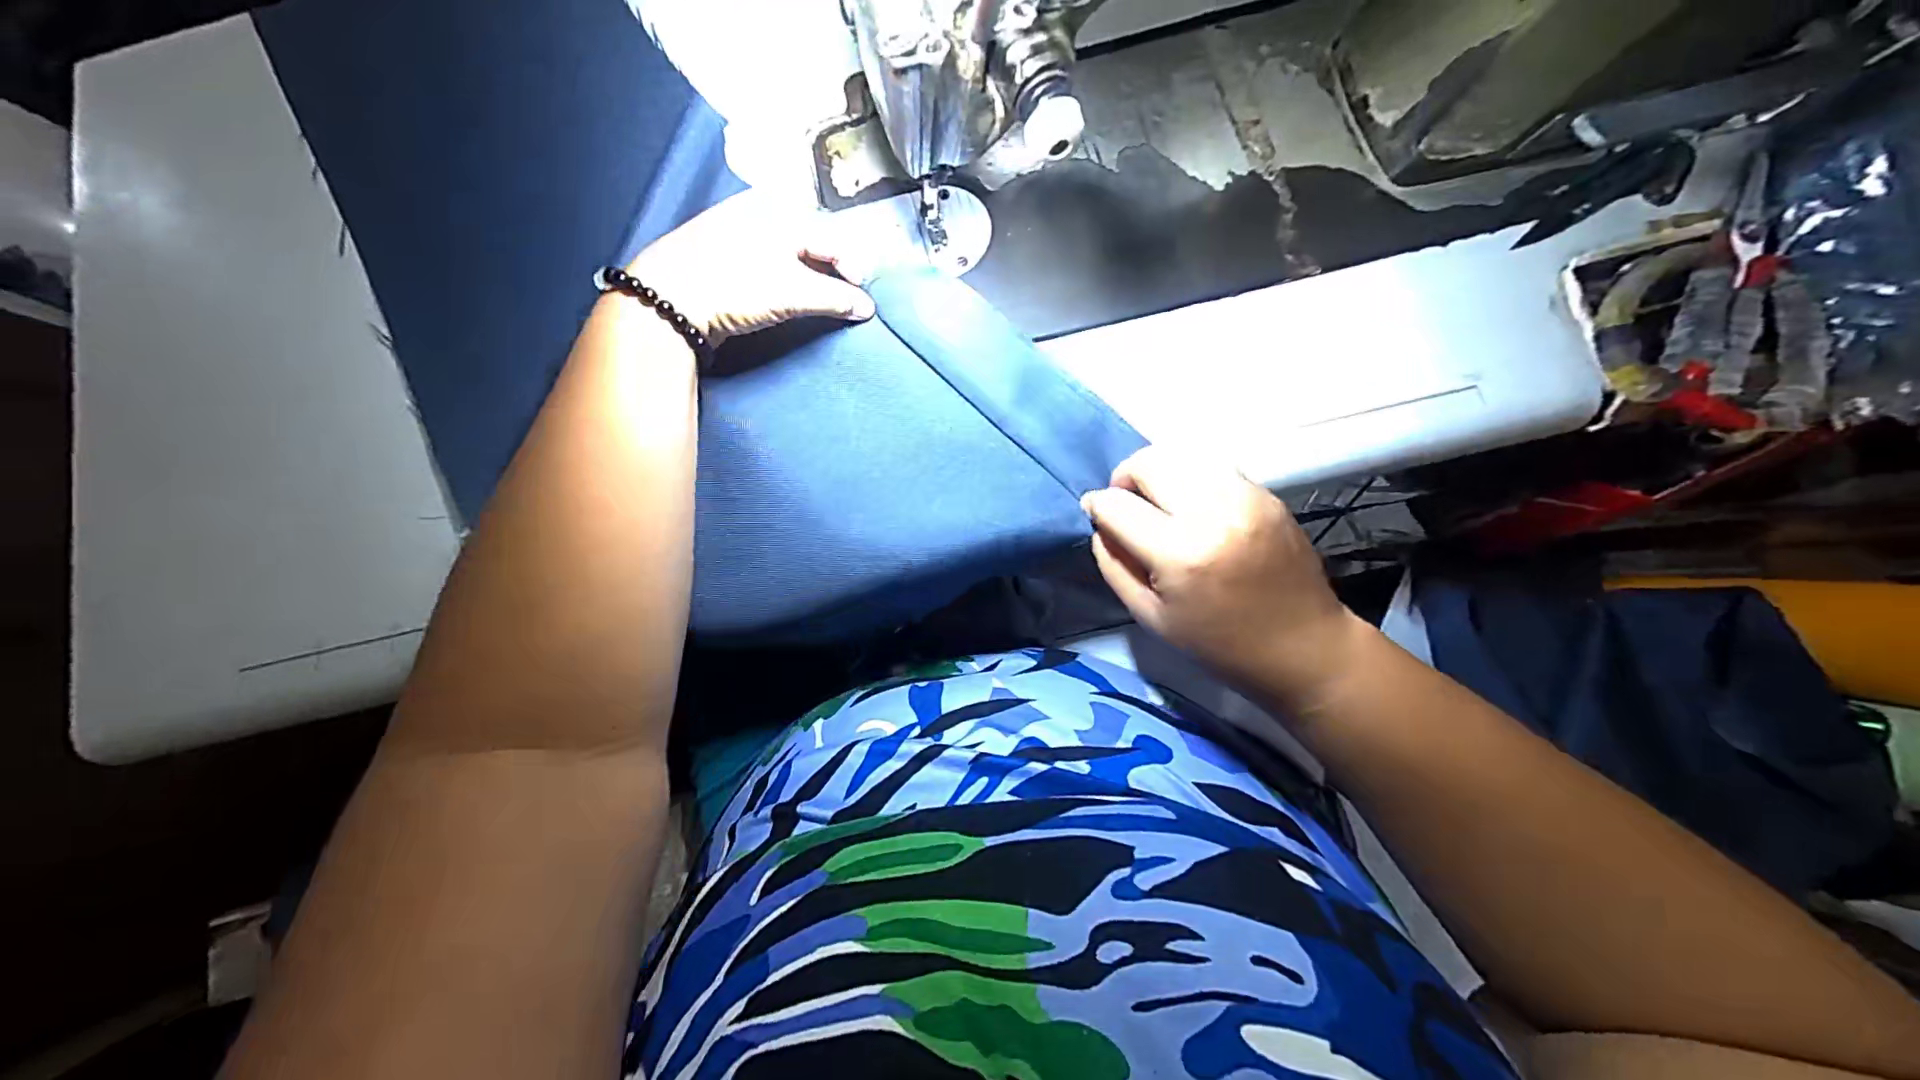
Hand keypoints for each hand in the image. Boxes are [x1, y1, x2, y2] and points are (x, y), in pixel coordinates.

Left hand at [626, 191, 874, 345]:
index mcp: (779, 210)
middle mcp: (758, 214)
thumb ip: (834, 297)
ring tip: (816, 301)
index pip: (831, 238)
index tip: (862, 296)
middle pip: (810, 243)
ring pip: (789, 254)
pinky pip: (767, 265)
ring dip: (808, 278)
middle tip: (843, 299)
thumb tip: (865, 307)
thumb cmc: (732, 285)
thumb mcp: (791, 292)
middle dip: (831, 271)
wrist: (667, 301)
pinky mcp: (720, 258)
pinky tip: (782, 298)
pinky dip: (784, 281)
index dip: (851, 267)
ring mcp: (737, 234)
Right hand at [1081, 446, 1367, 706]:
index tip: (1096, 515)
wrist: (1302, 645)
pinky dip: (1191, 477)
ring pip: (1182, 454)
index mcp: (1179, 553)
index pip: (1116, 505)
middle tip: (1128, 504)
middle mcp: (1213, 512)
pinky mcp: (1266, 494)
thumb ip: (1114, 565)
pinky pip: (1214, 466)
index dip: (1097, 507)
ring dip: (1159, 472)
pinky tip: (1193, 506)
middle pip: (1149, 462)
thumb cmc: (1218, 643)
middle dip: (1126, 478)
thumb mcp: (1150, 616)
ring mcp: (1245, 497)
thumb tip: (1100, 525)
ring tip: (1159, 500)